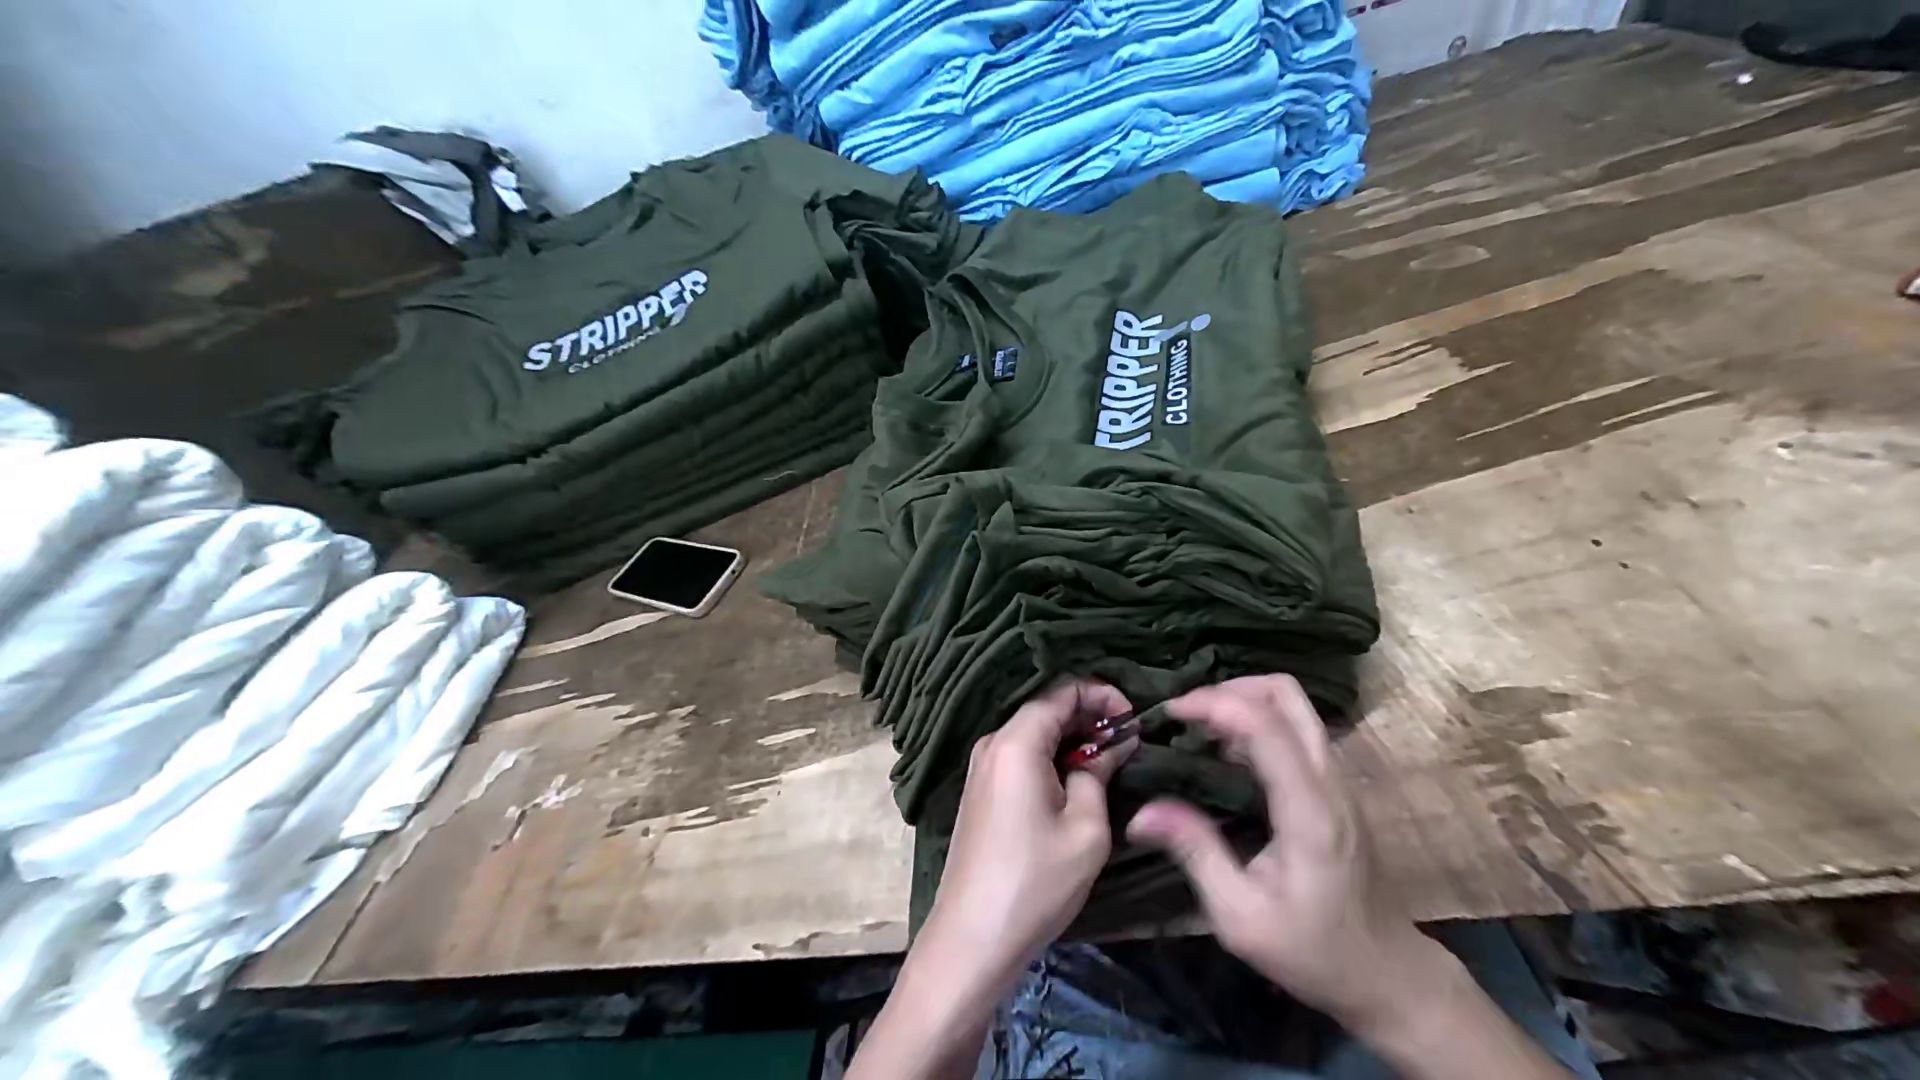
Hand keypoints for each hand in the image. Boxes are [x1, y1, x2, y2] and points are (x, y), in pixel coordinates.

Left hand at [920, 677, 1137, 982]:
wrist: (973, 935)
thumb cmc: (1036, 881)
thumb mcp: (1086, 828)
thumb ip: (1099, 772)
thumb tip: (1113, 744)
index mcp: (1016, 742)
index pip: (1062, 691)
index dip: (1102, 696)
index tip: (1133, 722)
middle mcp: (993, 743)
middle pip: (1045, 708)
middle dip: (1089, 717)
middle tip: (1127, 744)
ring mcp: (981, 766)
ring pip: (1033, 732)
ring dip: (1072, 738)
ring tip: (1109, 762)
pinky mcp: (980, 788)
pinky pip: (1020, 754)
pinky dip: (1051, 756)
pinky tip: (1075, 779)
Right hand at [1125, 675, 1443, 1031]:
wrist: (1388, 975)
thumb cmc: (1312, 951)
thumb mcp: (1241, 916)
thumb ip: (1194, 853)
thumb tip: (1140, 813)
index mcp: (1309, 810)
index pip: (1266, 726)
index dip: (1214, 703)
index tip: (1170, 710)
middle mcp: (1330, 781)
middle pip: (1287, 695)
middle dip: (1230, 688)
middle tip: (1188, 712)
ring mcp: (1338, 780)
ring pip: (1294, 706)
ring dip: (1244, 700)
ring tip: (1200, 727)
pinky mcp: (1335, 786)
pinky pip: (1296, 728)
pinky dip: (1256, 720)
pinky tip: (1227, 751)